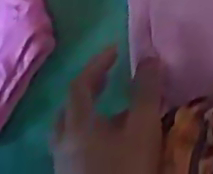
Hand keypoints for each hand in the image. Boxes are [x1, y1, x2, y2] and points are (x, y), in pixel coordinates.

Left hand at [52, 46, 163, 173]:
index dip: (98, 63)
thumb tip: (149, 57)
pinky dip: (92, 139)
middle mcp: (63, 145)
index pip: (80, 84)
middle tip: (109, 78)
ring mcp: (64, 170)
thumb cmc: (126, 171)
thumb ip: (146, 89)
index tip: (117, 51)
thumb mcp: (144, 127)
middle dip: (89, 90)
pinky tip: (114, 147)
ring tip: (118, 114)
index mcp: (76, 125)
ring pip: (72, 134)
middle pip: (70, 110)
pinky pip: (76, 153)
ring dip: (91, 117)